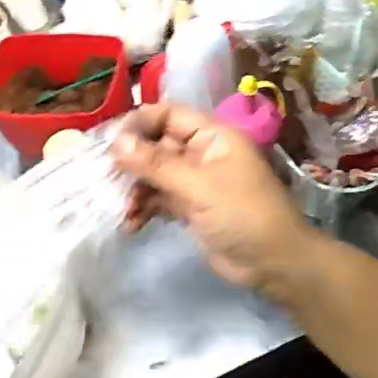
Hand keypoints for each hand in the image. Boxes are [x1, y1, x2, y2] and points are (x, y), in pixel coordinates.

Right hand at [111, 104, 319, 290]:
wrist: (274, 262)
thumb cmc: (243, 214)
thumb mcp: (199, 186)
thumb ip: (157, 164)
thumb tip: (117, 141)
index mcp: (213, 136)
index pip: (169, 115)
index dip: (139, 124)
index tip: (108, 142)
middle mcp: (203, 153)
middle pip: (157, 145)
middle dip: (131, 161)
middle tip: (103, 178)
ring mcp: (196, 182)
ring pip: (155, 175)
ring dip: (135, 189)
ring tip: (123, 209)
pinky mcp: (191, 208)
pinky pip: (160, 199)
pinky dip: (145, 208)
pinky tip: (132, 223)